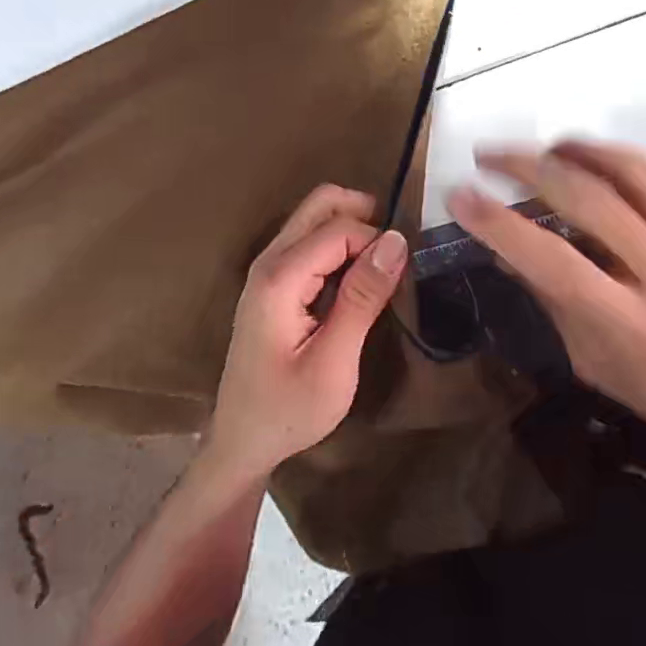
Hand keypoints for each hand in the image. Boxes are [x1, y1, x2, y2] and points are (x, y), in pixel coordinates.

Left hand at [207, 185, 407, 477]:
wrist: (242, 440)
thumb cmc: (288, 410)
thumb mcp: (334, 362)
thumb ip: (362, 298)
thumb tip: (395, 241)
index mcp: (279, 278)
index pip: (338, 228)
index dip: (376, 241)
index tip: (403, 275)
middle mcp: (268, 262)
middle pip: (319, 206)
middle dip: (364, 216)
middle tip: (398, 254)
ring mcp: (266, 271)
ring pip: (313, 221)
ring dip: (352, 230)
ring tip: (384, 269)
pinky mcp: (272, 285)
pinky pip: (309, 245)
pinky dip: (339, 249)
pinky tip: (359, 280)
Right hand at [447, 142, 645, 468]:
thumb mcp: (594, 363)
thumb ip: (552, 302)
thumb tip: (508, 254)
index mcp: (630, 322)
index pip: (551, 259)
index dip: (498, 224)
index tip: (459, 196)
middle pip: (588, 198)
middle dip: (527, 167)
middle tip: (486, 156)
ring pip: (627, 171)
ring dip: (572, 149)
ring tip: (536, 146)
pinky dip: (610, 157)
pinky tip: (583, 156)